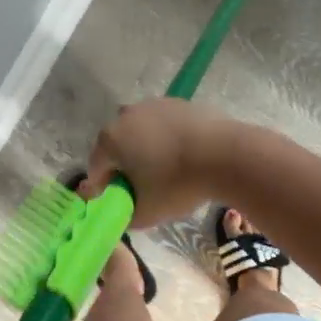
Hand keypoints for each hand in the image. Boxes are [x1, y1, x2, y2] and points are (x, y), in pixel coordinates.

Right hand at [81, 99, 241, 226]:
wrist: (224, 155)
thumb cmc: (176, 184)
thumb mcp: (146, 213)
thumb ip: (126, 217)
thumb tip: (123, 214)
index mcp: (109, 140)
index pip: (96, 168)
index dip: (104, 189)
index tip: (118, 203)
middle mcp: (126, 115)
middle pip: (117, 147)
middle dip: (125, 167)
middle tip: (141, 189)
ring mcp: (154, 105)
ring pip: (142, 134)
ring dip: (146, 151)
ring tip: (165, 172)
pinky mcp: (180, 103)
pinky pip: (165, 126)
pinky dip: (168, 140)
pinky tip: (184, 158)